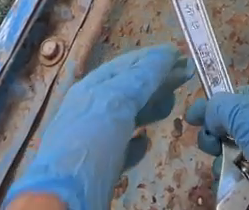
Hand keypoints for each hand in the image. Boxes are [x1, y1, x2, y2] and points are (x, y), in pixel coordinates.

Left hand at [6, 44, 193, 209]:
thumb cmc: (91, 141)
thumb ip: (140, 78)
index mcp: (91, 87)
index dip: (153, 58)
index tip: (179, 54)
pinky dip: (136, 140)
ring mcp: (92, 138)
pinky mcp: (97, 168)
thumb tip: (164, 56)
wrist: (64, 198)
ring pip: (126, 115)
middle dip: (156, 79)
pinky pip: (120, 146)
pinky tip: (146, 142)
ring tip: (172, 104)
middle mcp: (90, 107)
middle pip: (128, 87)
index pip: (126, 64)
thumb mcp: (117, 101)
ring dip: (150, 106)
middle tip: (184, 76)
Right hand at [183, 82, 248, 209]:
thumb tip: (207, 113)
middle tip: (210, 147)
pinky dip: (238, 174)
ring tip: (220, 168)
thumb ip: (220, 107)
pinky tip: (230, 179)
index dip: (216, 106)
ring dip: (225, 157)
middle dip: (218, 135)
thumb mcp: (245, 115)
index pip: (240, 95)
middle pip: (238, 123)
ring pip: (241, 148)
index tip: (194, 119)